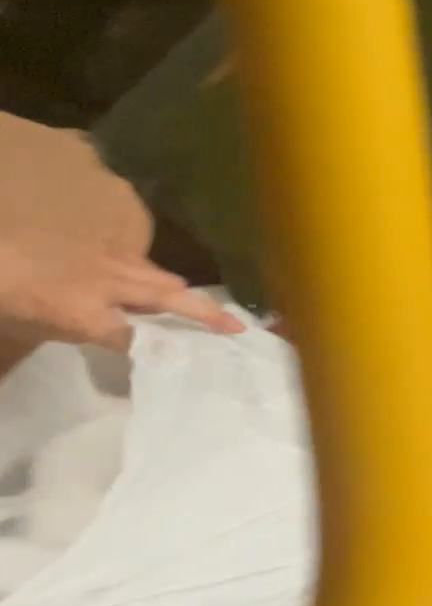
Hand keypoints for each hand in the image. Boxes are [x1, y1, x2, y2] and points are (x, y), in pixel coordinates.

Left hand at [0, 234, 244, 350]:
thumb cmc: (4, 298)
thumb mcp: (33, 328)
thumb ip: (86, 331)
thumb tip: (131, 336)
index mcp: (82, 313)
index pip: (132, 336)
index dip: (157, 347)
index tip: (183, 358)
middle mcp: (108, 287)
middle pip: (171, 299)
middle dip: (206, 313)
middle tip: (235, 326)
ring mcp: (111, 263)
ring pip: (165, 278)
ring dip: (182, 294)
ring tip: (194, 306)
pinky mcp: (108, 248)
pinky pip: (145, 264)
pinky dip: (155, 276)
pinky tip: (149, 283)